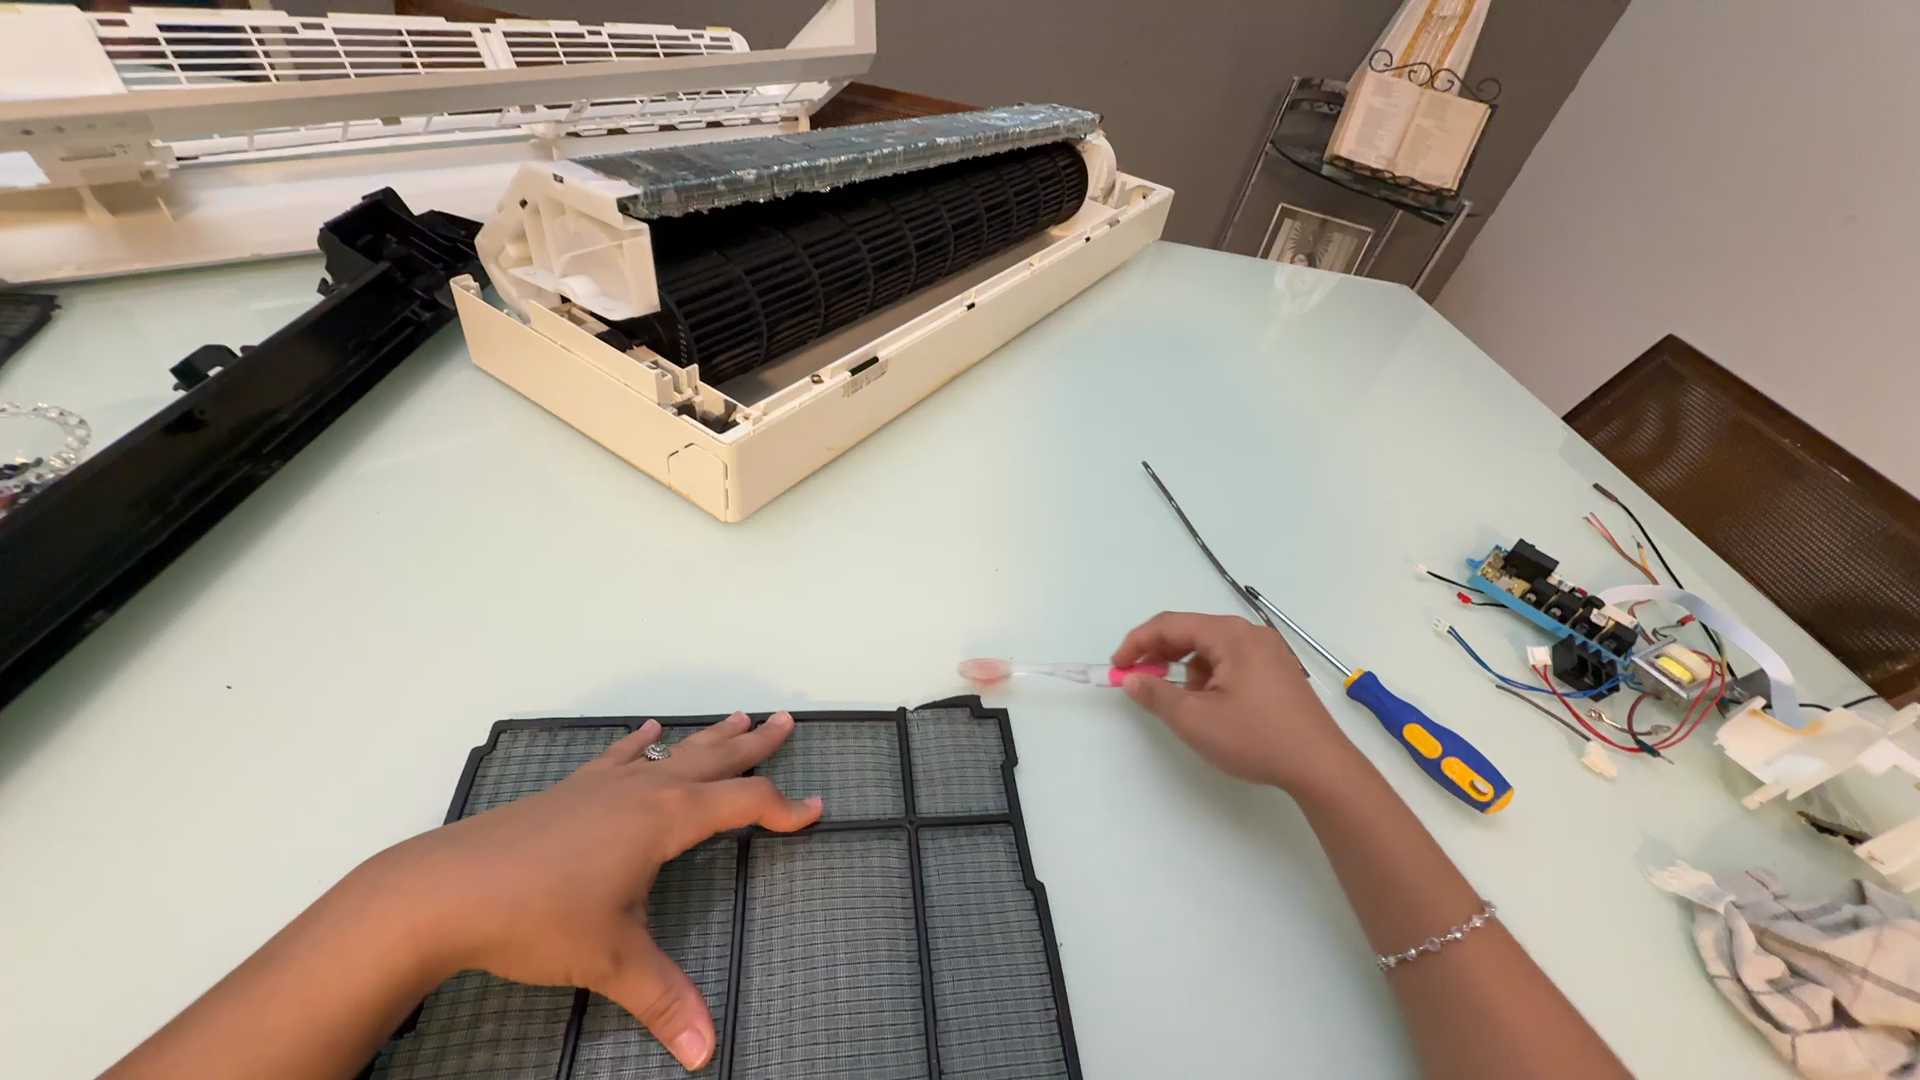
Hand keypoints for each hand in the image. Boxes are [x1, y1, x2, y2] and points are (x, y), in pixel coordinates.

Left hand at [357, 711, 820, 1071]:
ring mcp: (607, 783)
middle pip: (716, 758)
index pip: (744, 804)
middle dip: (755, 744)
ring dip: (710, 735)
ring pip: (674, 750)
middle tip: (785, 720)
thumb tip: (706, 1052)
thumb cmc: (540, 918)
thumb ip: (664, 999)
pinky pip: (619, 755)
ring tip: (738, 716)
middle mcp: (646, 789)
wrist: (445, 890)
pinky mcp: (572, 788)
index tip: (814, 810)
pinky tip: (648, 732)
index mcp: (668, 818)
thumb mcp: (612, 960)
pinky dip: (641, 742)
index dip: (784, 808)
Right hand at [1112, 612, 1364, 793]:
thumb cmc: (1255, 738)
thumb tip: (1132, 679)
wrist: (1321, 767)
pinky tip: (1211, 705)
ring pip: (1211, 648)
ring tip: (1180, 700)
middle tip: (1139, 681)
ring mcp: (1268, 651)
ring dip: (1185, 668)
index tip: (1117, 668)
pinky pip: (1231, 661)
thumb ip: (1156, 694)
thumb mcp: (1195, 719)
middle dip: (1159, 655)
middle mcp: (1250, 634)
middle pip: (1191, 632)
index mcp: (1230, 635)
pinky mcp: (1278, 671)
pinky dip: (1210, 675)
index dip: (1137, 643)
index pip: (1170, 624)